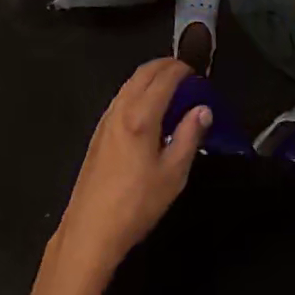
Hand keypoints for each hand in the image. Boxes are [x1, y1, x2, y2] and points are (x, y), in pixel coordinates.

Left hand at [53, 58, 209, 271]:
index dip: (181, 70)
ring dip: (149, 76)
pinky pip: (121, 96)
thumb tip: (203, 109)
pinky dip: (137, 89)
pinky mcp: (99, 131)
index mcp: (141, 116)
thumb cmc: (137, 204)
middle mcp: (121, 109)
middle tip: (185, 71)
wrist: (91, 228)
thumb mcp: (173, 174)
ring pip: (129, 83)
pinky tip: (147, 105)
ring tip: (169, 85)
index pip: (163, 79)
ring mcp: (106, 119)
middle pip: (143, 73)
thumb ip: (189, 136)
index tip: (196, 72)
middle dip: (164, 66)